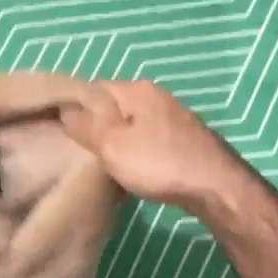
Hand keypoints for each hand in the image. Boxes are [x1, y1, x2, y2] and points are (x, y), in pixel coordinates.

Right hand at [60, 80, 250, 214]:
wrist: (216, 187)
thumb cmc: (158, 163)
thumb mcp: (111, 145)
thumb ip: (85, 126)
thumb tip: (65, 110)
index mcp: (136, 90)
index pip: (92, 89)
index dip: (74, 109)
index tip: (61, 134)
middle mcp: (156, 96)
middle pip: (113, 107)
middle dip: (96, 127)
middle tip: (80, 153)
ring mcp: (173, 117)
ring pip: (132, 124)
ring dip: (117, 141)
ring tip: (102, 163)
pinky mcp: (184, 139)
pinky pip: (148, 139)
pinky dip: (137, 151)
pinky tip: (132, 169)